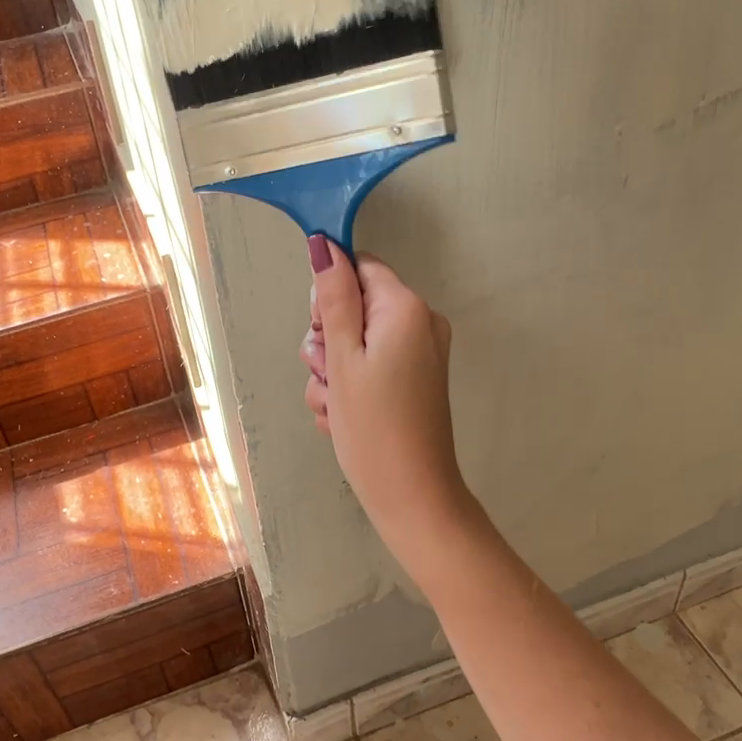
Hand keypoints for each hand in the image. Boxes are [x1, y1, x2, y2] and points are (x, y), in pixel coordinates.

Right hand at [301, 236, 469, 537]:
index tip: (322, 333)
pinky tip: (343, 418)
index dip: (330, 295)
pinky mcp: (412, 381)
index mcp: (405, 308)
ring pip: (353, 341)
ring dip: (331, 372)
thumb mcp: (342, 359)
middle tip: (329, 377)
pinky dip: (349, 388)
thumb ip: (333, 299)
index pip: (358, 267)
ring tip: (335, 407)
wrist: (412, 497)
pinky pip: (369, 367)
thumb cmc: (373, 427)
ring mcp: (418, 354)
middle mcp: (420, 323)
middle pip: (353, 306)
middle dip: (326, 341)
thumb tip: (324, 243)